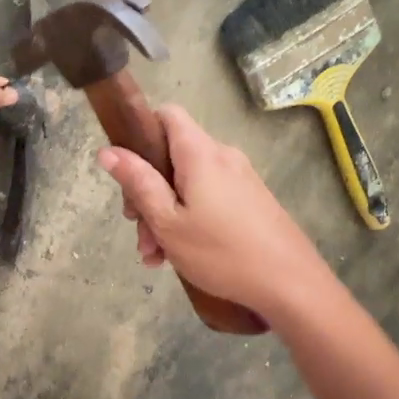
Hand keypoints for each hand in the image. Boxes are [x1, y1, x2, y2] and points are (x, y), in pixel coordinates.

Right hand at [98, 105, 335, 318]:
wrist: (290, 284)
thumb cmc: (221, 252)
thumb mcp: (167, 221)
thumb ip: (138, 183)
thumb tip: (108, 151)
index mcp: (201, 154)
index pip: (167, 115)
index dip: (141, 132)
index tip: (125, 168)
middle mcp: (222, 157)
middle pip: (171, 156)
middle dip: (146, 191)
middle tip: (136, 229)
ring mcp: (239, 178)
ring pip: (186, 183)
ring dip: (163, 214)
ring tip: (155, 255)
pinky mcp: (250, 200)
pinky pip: (207, 198)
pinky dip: (187, 219)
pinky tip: (176, 256)